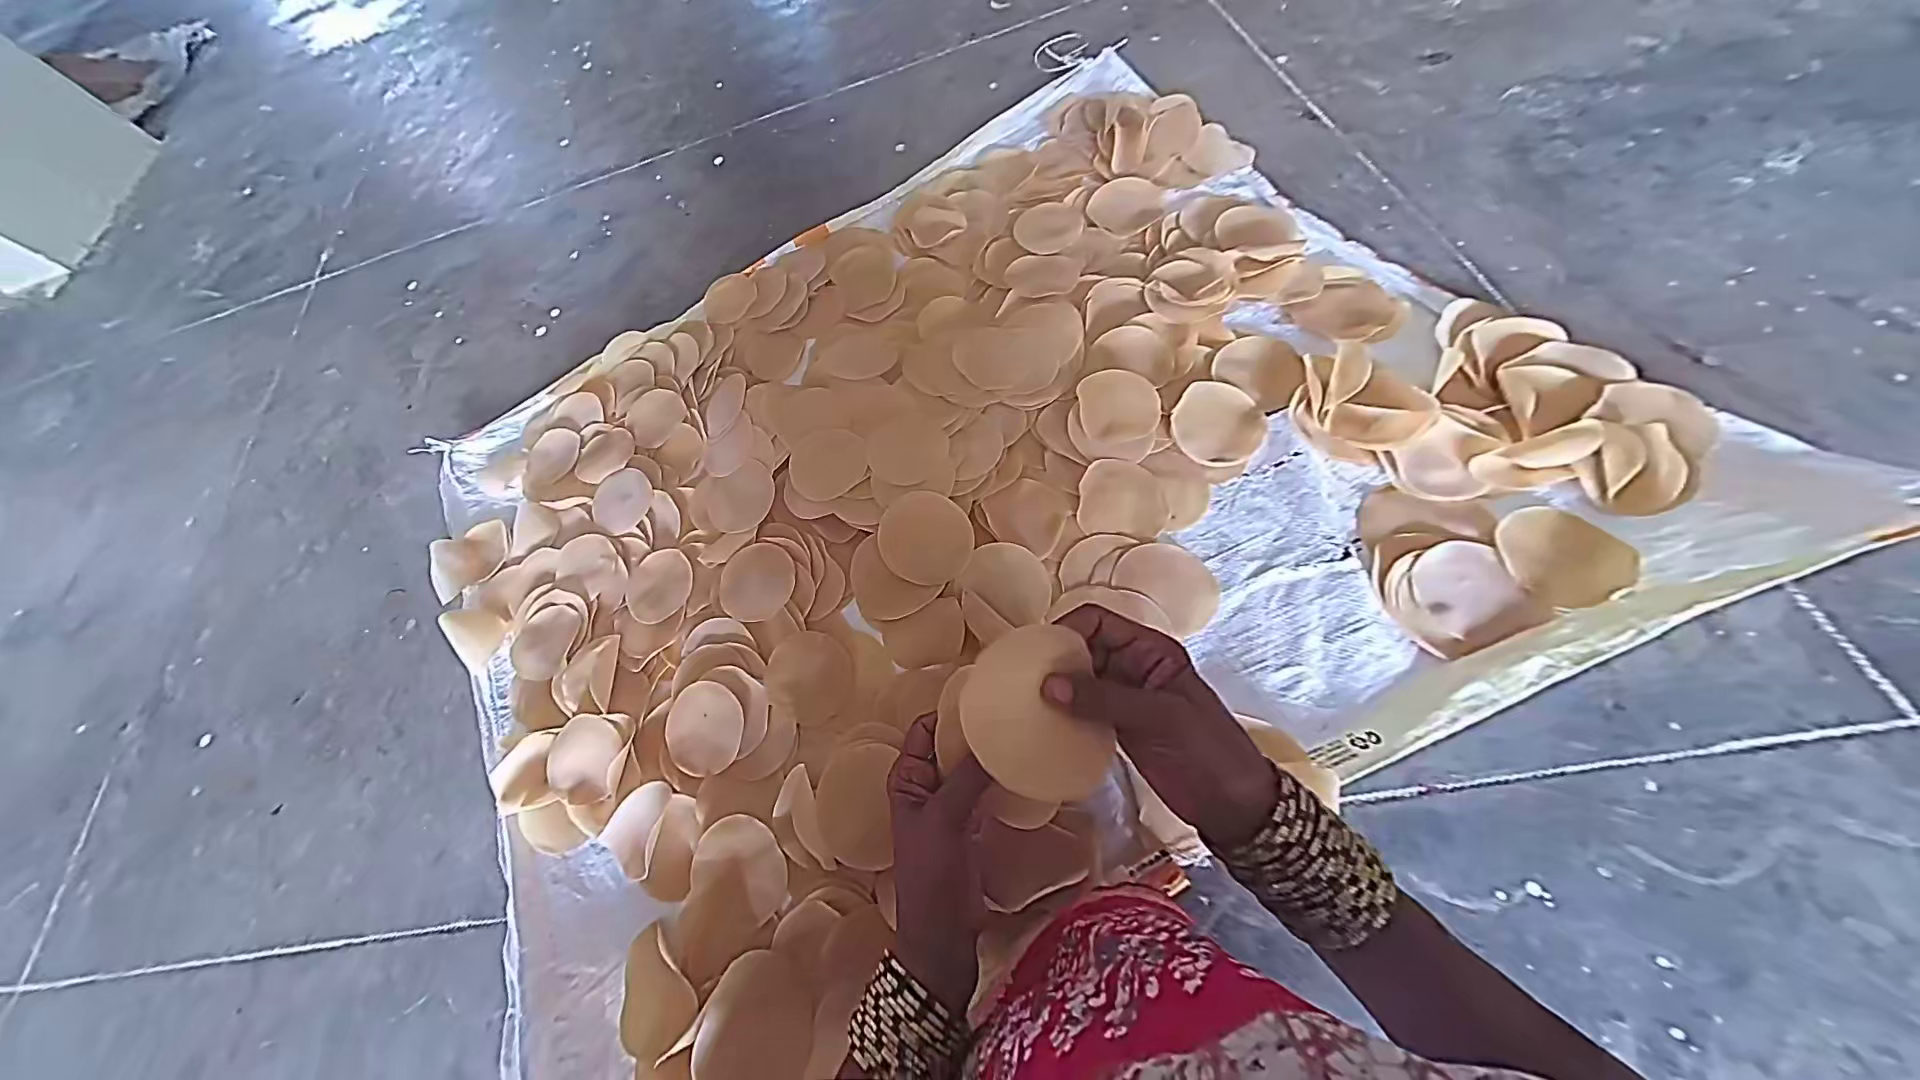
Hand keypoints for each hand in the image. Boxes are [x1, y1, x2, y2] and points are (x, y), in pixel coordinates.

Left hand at [887, 712, 993, 1013]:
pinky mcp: (972, 821)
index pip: (925, 728)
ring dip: (990, 752)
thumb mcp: (945, 820)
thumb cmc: (931, 875)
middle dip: (975, 729)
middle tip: (1012, 709)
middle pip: (950, 744)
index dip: (949, 710)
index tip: (984, 694)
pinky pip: (986, 787)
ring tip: (1022, 731)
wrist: (943, 936)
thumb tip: (995, 739)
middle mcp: (926, 784)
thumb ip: (967, 779)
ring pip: (970, 765)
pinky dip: (1000, 776)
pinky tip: (1024, 766)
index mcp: (906, 777)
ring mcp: (950, 803)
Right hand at [1043, 605, 1279, 847]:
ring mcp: (1125, 696)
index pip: (1098, 621)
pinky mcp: (1119, 724)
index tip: (1038, 651)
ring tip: (1028, 699)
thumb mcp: (1159, 717)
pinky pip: (1084, 707)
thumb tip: (1048, 684)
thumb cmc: (1207, 750)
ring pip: (1081, 678)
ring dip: (1058, 686)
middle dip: (1056, 658)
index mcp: (1150, 649)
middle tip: (1025, 678)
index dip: (1067, 629)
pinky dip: (1066, 711)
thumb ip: (1104, 698)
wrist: (1234, 805)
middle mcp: (1133, 666)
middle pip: (1084, 647)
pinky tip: (1047, 721)